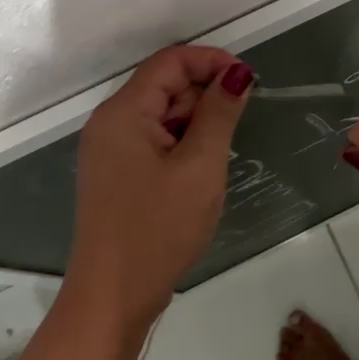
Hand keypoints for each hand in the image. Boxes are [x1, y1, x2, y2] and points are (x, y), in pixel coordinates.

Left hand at [65, 45, 253, 329]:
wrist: (113, 298)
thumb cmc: (158, 229)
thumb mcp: (200, 167)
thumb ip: (219, 113)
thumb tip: (237, 73)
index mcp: (123, 112)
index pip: (170, 62)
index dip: (211, 61)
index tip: (249, 81)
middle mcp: (110, 123)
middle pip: (164, 85)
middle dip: (205, 94)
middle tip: (238, 125)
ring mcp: (110, 150)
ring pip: (161, 114)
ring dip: (196, 122)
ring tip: (218, 157)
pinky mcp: (117, 175)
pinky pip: (153, 141)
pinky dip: (182, 144)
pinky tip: (200, 171)